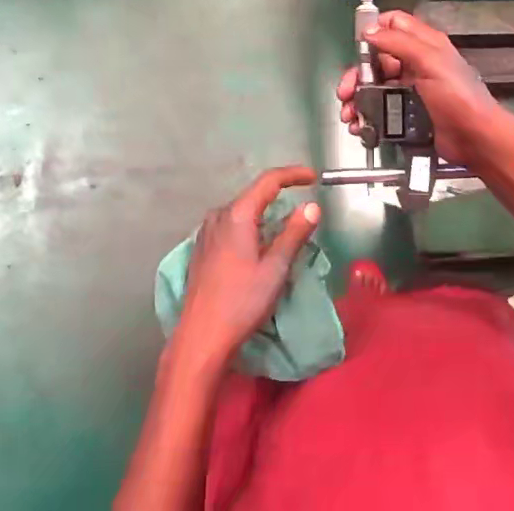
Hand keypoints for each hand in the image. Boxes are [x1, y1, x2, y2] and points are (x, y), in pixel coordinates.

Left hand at [168, 166, 320, 370]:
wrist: (200, 340)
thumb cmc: (241, 303)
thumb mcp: (275, 268)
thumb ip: (294, 233)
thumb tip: (312, 206)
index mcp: (237, 215)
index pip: (269, 181)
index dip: (293, 175)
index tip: (313, 178)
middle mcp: (218, 217)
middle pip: (254, 195)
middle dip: (280, 196)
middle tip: (303, 208)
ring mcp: (206, 233)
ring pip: (241, 211)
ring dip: (264, 214)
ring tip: (284, 229)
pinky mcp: (202, 250)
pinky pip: (230, 226)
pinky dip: (250, 227)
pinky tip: (257, 246)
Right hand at [337, 10, 502, 165]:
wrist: (475, 139)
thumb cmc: (459, 97)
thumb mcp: (431, 62)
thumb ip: (400, 43)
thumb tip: (369, 31)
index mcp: (425, 44)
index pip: (394, 24)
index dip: (374, 30)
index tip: (358, 45)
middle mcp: (415, 63)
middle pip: (377, 58)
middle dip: (358, 73)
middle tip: (346, 91)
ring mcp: (410, 89)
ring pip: (374, 86)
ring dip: (357, 97)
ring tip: (350, 113)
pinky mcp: (406, 113)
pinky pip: (380, 109)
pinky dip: (366, 115)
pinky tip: (359, 125)